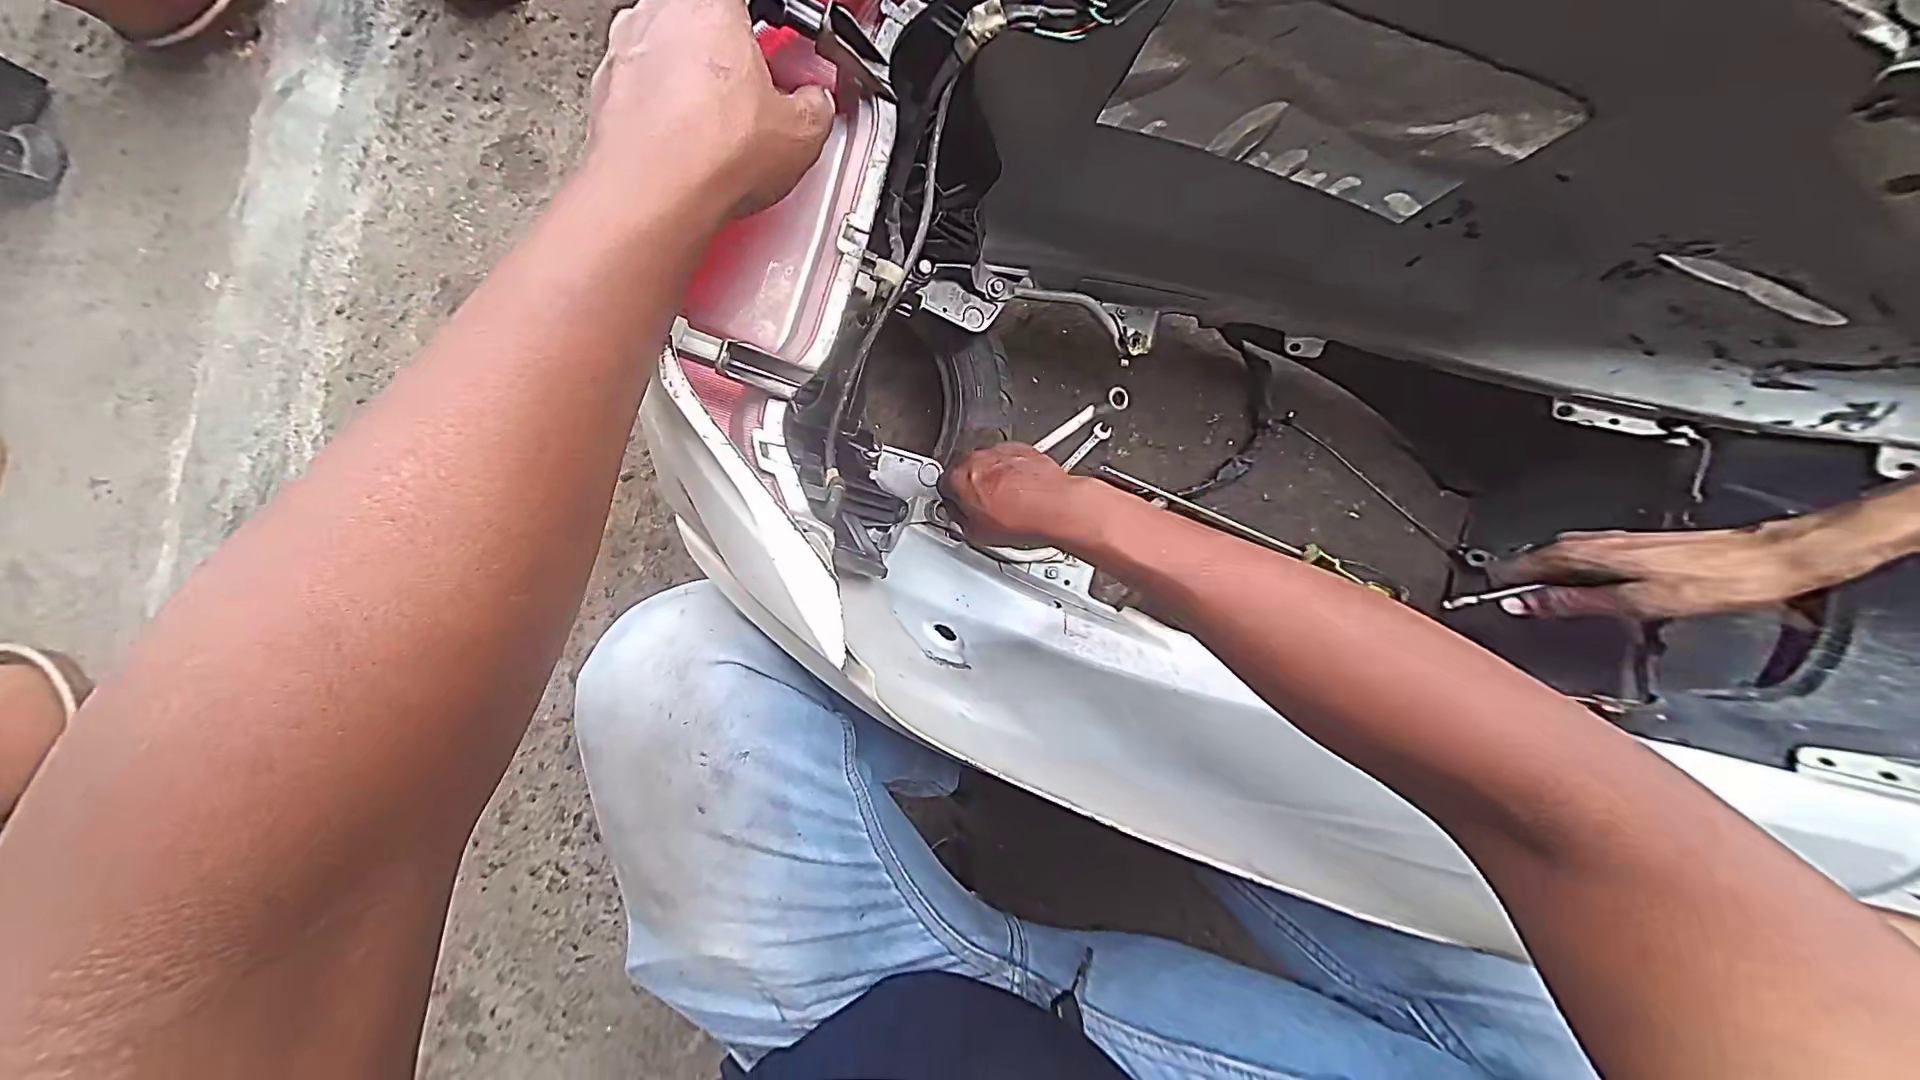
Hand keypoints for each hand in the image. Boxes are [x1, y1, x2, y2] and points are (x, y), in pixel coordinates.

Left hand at [586, 0, 834, 218]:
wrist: (658, 192)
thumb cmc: (713, 151)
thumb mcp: (802, 133)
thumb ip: (816, 105)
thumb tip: (817, 105)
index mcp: (711, 2)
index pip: (752, 6)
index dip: (774, 34)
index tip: (786, 61)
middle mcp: (659, 11)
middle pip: (710, 28)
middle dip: (735, 65)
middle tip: (760, 104)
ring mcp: (628, 49)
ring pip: (677, 61)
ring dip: (702, 92)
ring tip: (727, 138)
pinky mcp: (610, 92)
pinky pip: (651, 96)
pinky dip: (673, 120)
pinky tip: (697, 153)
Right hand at [940, 443, 1112, 548]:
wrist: (1057, 507)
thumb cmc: (1022, 517)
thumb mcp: (977, 534)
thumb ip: (961, 521)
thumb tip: (963, 520)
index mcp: (958, 476)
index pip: (944, 486)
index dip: (953, 501)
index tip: (961, 510)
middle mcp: (977, 457)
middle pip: (966, 471)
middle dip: (973, 488)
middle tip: (983, 507)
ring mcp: (1001, 451)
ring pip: (989, 465)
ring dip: (994, 479)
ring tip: (1007, 502)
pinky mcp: (1023, 449)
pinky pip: (1010, 460)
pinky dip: (1013, 473)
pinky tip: (1021, 492)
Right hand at [1487, 525, 1828, 618]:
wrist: (1777, 559)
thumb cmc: (1717, 581)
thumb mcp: (1636, 602)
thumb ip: (1574, 603)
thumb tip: (1525, 603)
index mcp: (1585, 553)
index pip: (1522, 565)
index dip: (1501, 582)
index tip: (1486, 596)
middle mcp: (1593, 541)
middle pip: (1536, 560)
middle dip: (1516, 578)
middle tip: (1503, 598)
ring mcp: (1613, 541)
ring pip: (1557, 558)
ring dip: (1541, 575)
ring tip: (1534, 597)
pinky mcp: (1630, 545)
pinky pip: (1580, 558)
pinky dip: (1566, 573)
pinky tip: (1577, 587)